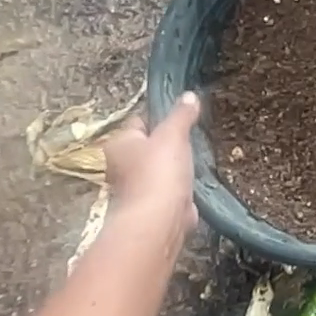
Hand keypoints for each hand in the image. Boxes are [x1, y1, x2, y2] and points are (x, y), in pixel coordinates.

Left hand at [103, 92, 201, 234]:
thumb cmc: (159, 172)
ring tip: (195, 163)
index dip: (161, 118)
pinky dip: (180, 187)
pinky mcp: (153, 205)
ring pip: (161, 168)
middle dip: (170, 145)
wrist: (159, 220)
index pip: (140, 121)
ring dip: (177, 167)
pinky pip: (169, 188)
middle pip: (150, 146)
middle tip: (192, 142)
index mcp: (119, 143)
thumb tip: (190, 95)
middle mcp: (122, 164)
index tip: (183, 120)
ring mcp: (136, 187)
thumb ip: (181, 115)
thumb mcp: (173, 135)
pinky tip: (193, 186)